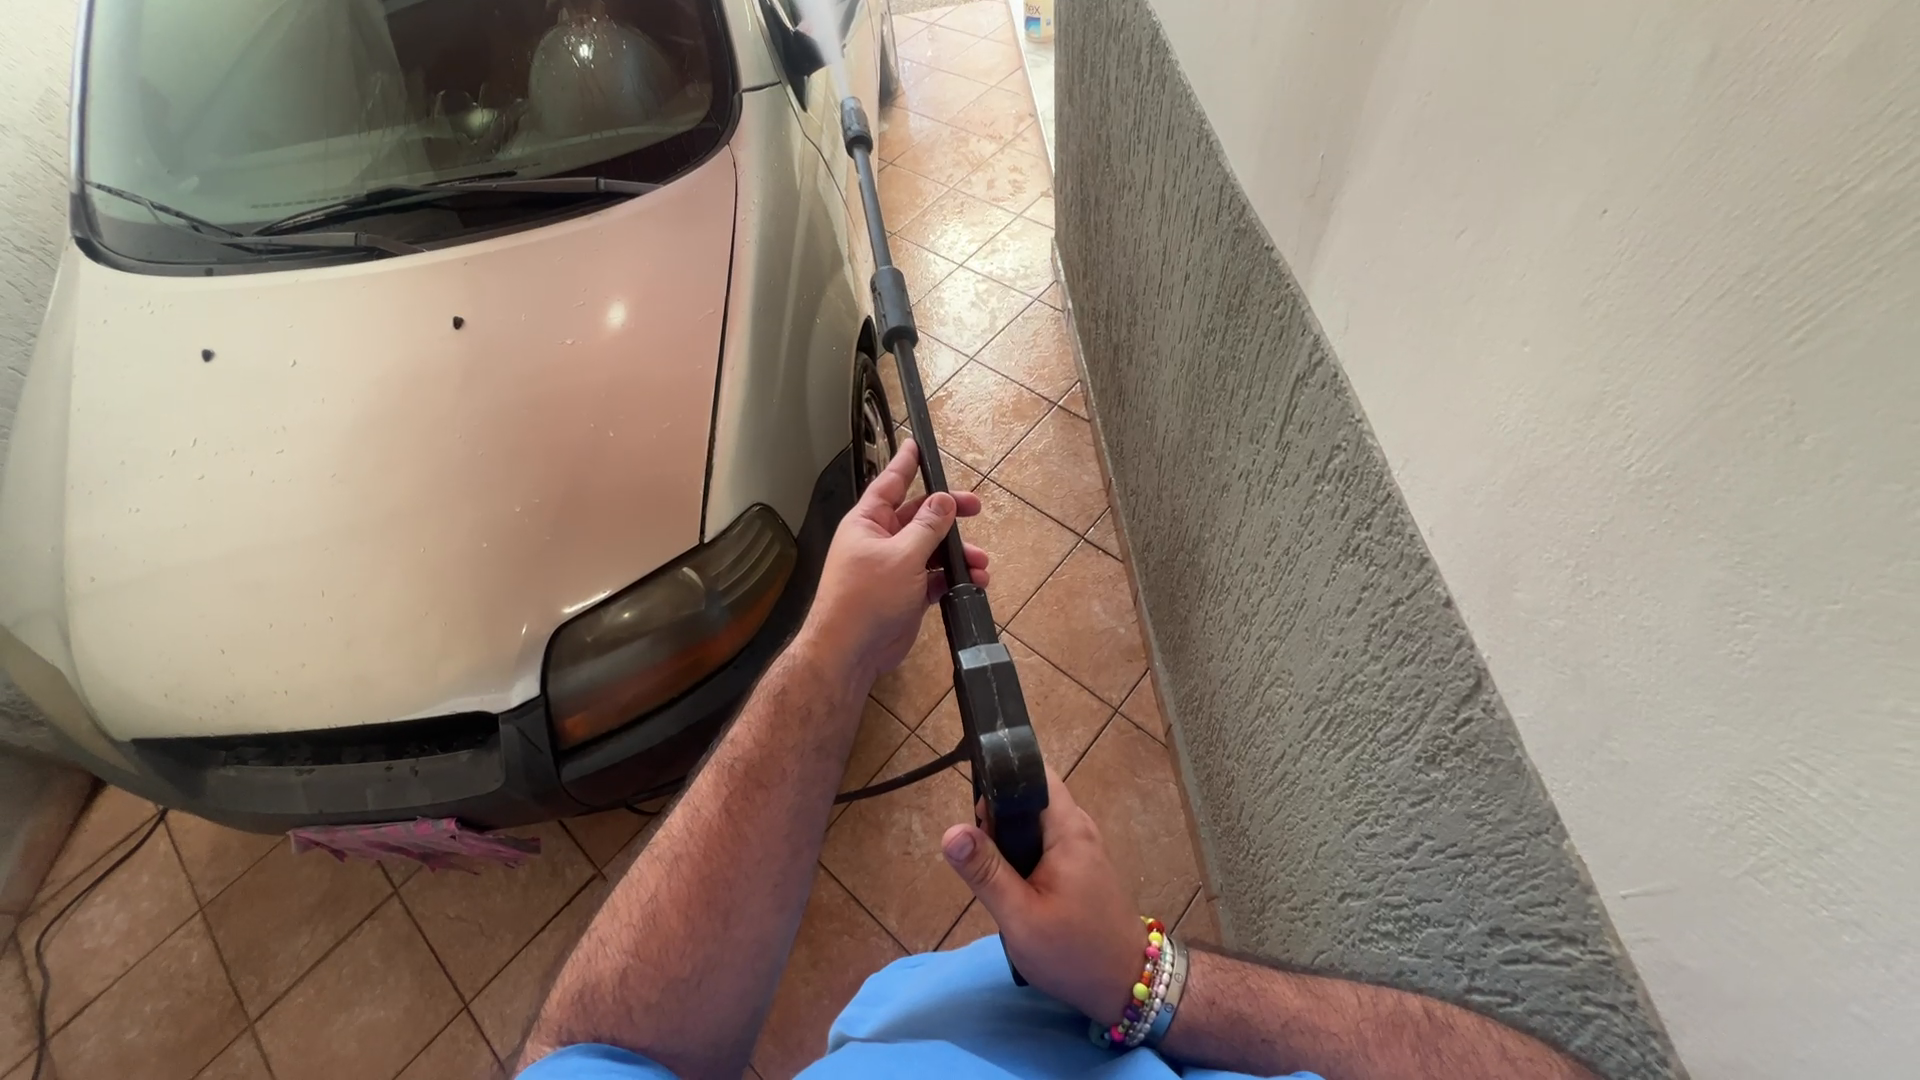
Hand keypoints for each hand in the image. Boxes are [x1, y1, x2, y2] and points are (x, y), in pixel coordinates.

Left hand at [803, 439, 990, 684]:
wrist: (852, 651)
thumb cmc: (866, 598)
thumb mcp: (902, 556)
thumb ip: (927, 526)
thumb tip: (944, 500)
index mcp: (868, 523)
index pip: (890, 484)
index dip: (906, 464)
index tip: (917, 444)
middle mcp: (880, 540)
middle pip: (920, 516)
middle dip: (949, 514)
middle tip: (976, 507)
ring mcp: (894, 568)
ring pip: (932, 549)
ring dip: (957, 553)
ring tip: (980, 562)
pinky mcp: (908, 593)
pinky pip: (935, 577)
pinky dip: (953, 578)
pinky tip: (973, 582)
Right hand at [941, 768, 1145, 1022]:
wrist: (1126, 986)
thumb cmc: (1074, 952)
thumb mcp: (1020, 917)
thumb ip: (986, 872)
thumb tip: (950, 832)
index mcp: (1068, 828)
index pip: (1036, 774)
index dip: (1003, 780)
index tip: (979, 813)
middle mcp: (1078, 826)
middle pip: (1031, 797)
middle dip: (1000, 816)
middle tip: (981, 856)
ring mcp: (1082, 845)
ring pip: (1036, 821)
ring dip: (1010, 838)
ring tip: (994, 873)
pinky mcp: (1081, 864)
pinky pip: (1045, 841)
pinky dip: (1024, 852)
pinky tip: (1014, 883)